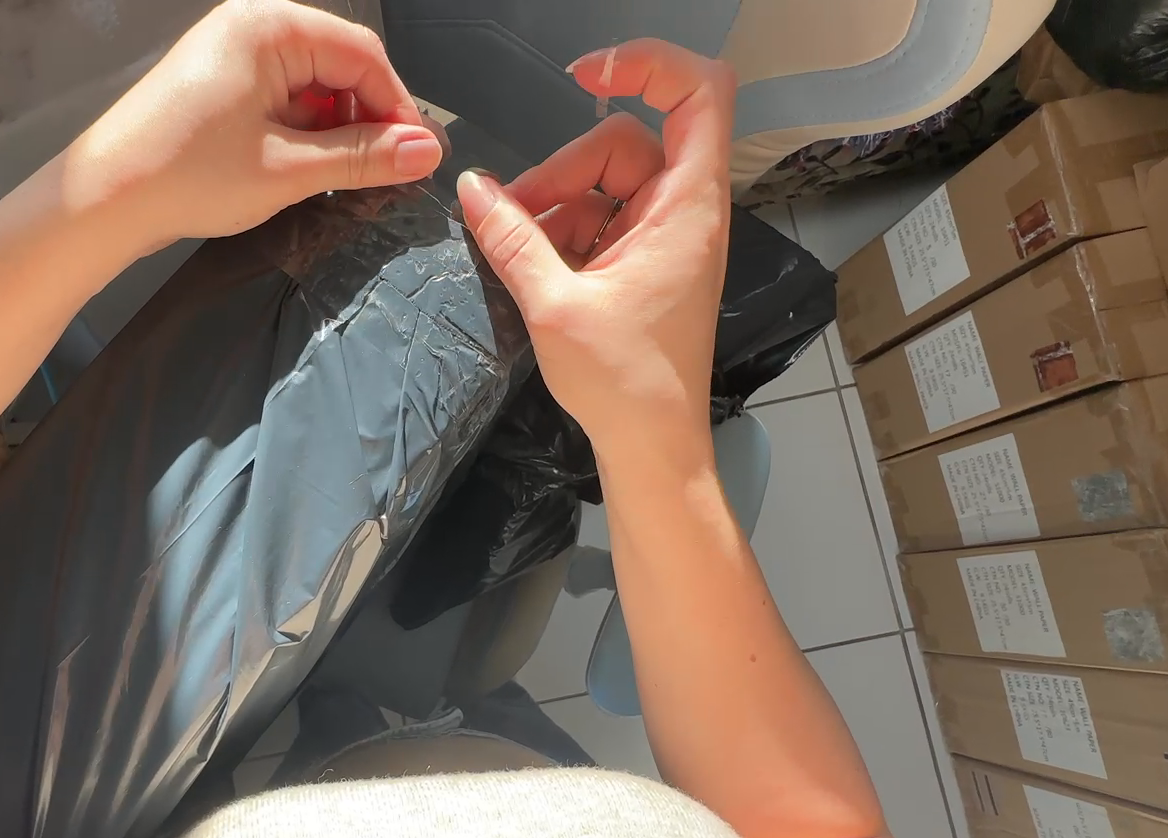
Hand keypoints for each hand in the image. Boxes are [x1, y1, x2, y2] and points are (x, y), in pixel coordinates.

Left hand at [71, 0, 444, 253]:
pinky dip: (305, 138)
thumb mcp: (288, 170)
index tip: (419, 156)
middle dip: (368, 121)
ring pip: (313, 91)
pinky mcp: (223, 91)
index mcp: (268, 27)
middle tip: (388, 174)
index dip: (398, 107)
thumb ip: (361, 157)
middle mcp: (251, 30)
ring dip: (337, 134)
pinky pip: (283, 106)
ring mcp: (234, 59)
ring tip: (344, 180)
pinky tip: (308, 172)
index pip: (361, 54)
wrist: (108, 200)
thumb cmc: (185, 176)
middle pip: (338, 68)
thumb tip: (423, 152)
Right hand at [456, 41, 734, 457]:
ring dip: (555, 210)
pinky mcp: (644, 268)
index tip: (582, 77)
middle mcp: (682, 214)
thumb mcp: (553, 306)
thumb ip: (512, 241)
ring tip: (515, 253)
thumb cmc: (622, 382)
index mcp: (685, 208)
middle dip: (561, 174)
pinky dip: (565, 237)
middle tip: (509, 218)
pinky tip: (534, 268)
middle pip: (624, 146)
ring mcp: (662, 241)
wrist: (651, 442)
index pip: (696, 93)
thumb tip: (472, 189)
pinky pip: (601, 226)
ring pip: (605, 189)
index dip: (645, 64)